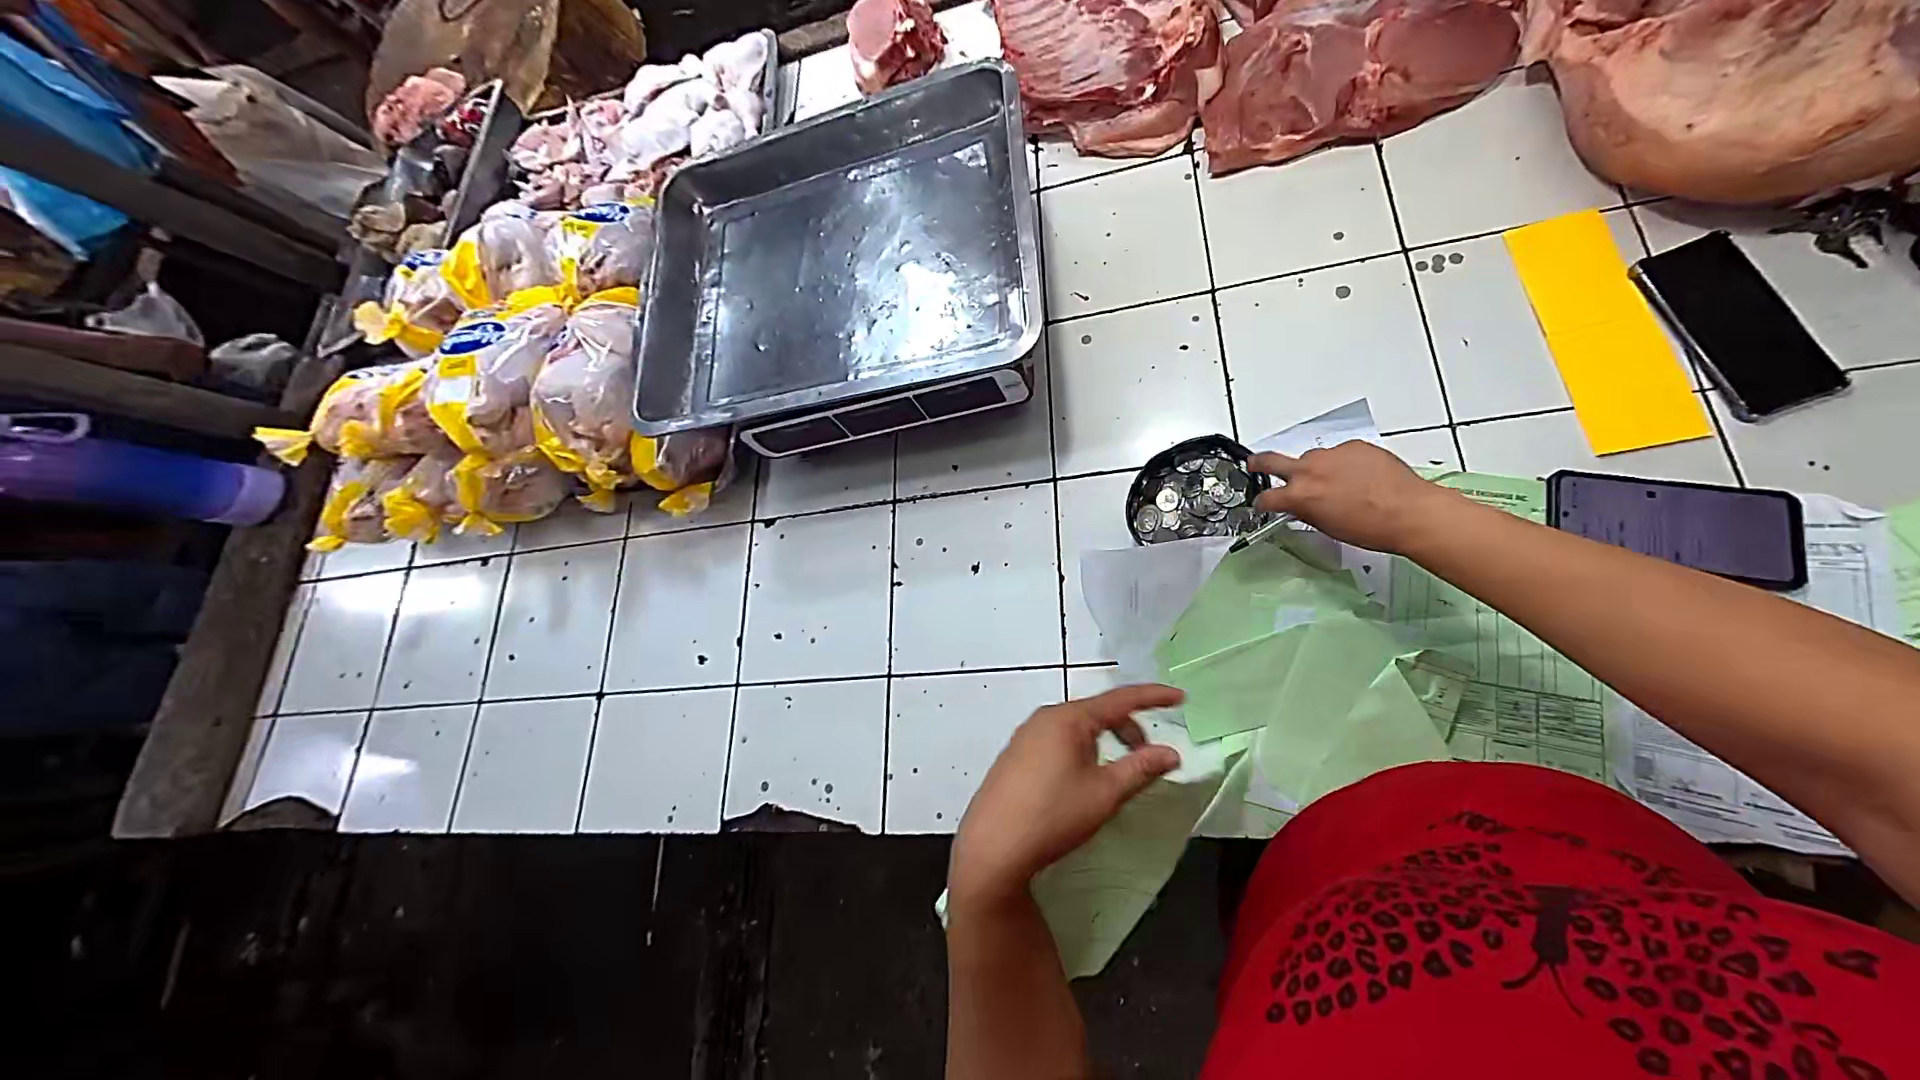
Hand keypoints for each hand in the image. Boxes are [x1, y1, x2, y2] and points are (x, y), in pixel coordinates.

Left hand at [948, 685, 1184, 907]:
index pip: (1120, 699)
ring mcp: (1025, 735)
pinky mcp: (1015, 754)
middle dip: (1127, 729)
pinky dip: (1080, 750)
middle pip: (1097, 712)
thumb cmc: (1053, 816)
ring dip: (1103, 743)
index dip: (1153, 697)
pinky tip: (1080, 782)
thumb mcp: (1105, 793)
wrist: (993, 846)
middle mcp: (1045, 717)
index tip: (1180, 697)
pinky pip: (1057, 741)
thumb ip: (1141, 768)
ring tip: (1114, 775)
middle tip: (1146, 758)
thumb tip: (1170, 753)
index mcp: (1069, 718)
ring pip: (1076, 728)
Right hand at [1248, 440, 1459, 554]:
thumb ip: (1306, 511)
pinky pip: (1340, 453)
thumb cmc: (1372, 527)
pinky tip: (1359, 476)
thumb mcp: (1328, 527)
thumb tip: (1300, 506)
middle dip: (1258, 463)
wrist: (1410, 512)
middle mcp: (1309, 471)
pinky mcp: (1354, 446)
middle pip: (1270, 460)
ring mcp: (1331, 455)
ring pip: (1311, 459)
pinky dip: (1343, 463)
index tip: (1264, 504)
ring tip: (1335, 482)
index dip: (1262, 503)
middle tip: (1254, 464)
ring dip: (1315, 468)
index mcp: (1298, 495)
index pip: (1266, 498)